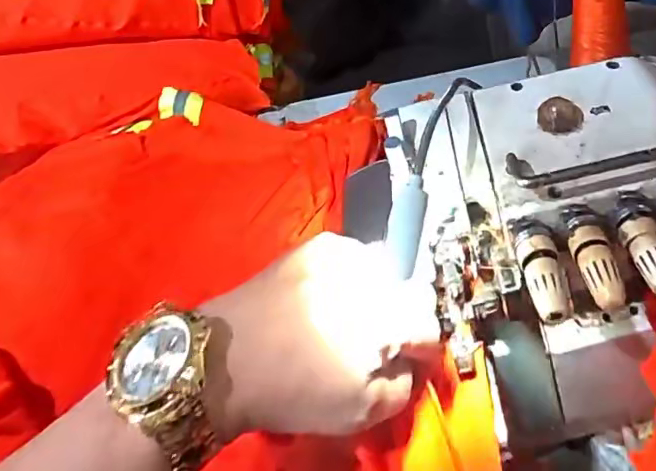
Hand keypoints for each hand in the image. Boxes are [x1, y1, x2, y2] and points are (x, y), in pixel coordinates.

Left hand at [201, 233, 442, 439]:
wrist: (228, 356)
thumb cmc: (292, 389)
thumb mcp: (360, 410)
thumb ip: (402, 383)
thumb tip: (412, 359)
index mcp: (380, 315)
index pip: (427, 320)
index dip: (422, 344)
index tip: (410, 358)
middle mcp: (362, 273)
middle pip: (405, 288)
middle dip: (398, 314)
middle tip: (376, 342)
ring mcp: (335, 252)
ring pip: (378, 269)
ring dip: (375, 292)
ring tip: (347, 320)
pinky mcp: (313, 245)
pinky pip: (349, 257)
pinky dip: (348, 276)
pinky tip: (327, 301)